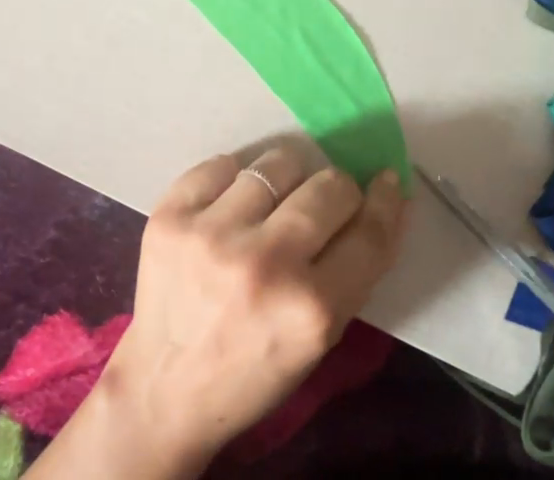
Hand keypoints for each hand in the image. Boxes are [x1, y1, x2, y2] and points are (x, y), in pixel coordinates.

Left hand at [29, 148, 407, 479]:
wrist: (165, 389)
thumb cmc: (254, 371)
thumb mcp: (322, 338)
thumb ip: (356, 270)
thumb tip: (387, 197)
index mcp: (311, 309)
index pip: (370, 232)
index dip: (386, 201)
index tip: (387, 182)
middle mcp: (265, 264)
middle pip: (329, 187)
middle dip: (337, 192)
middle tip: (323, 208)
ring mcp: (212, 236)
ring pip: (278, 163)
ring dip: (287, 179)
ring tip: (274, 205)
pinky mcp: (170, 218)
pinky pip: (221, 164)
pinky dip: (235, 179)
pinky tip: (231, 207)